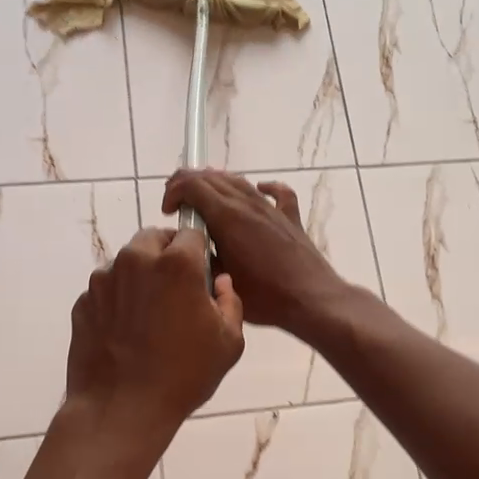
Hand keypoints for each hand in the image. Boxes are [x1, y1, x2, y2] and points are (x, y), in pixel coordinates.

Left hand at [67, 227, 245, 425]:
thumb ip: (230, 301)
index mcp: (176, 263)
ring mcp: (103, 279)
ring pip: (127, 262)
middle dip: (166, 254)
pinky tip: (125, 331)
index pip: (191, 233)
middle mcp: (136, 259)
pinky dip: (117, 299)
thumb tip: (219, 282)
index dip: (199, 252)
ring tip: (148, 315)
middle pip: (154, 239)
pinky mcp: (83, 301)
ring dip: (140, 275)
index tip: (201, 275)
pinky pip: (106, 289)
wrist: (121, 409)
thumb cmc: (183, 376)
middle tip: (175, 290)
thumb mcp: (228, 342)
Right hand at [162, 169, 346, 334]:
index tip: (167, 211)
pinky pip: (277, 193)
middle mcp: (247, 204)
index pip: (192, 185)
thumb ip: (203, 256)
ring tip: (204, 197)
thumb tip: (193, 248)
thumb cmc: (264, 296)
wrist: (311, 300)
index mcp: (227, 216)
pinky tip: (260, 189)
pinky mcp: (290, 218)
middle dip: (188, 185)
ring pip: (239, 182)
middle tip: (178, 203)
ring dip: (217, 184)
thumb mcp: (220, 279)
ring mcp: (271, 208)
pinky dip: (265, 187)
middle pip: (212, 178)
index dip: (174, 191)